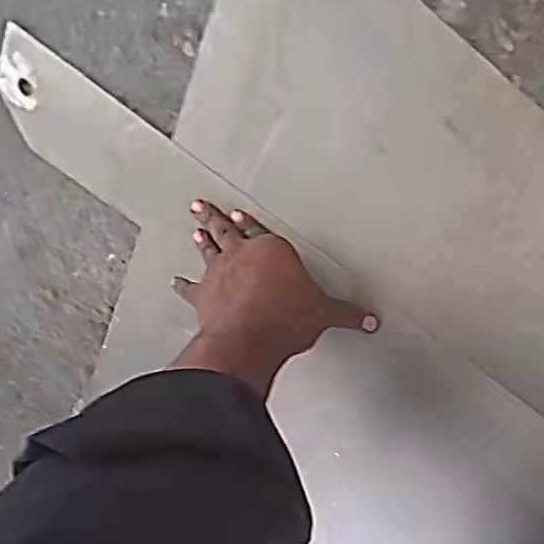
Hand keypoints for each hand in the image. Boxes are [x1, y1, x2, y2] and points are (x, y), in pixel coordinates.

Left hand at [170, 200, 377, 395]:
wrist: (251, 338)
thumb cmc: (284, 320)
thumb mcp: (324, 315)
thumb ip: (346, 315)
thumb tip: (367, 320)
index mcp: (274, 251)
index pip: (264, 233)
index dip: (254, 225)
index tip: (244, 216)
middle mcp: (243, 255)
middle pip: (229, 230)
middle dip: (217, 217)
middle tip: (204, 204)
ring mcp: (220, 273)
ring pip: (208, 247)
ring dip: (202, 236)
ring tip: (196, 225)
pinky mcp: (204, 295)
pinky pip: (190, 287)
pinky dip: (183, 285)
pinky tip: (176, 281)